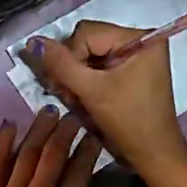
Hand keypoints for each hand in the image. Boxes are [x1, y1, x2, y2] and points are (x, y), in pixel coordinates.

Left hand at [0, 106, 102, 186]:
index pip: (78, 176)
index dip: (88, 152)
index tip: (94, 133)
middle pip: (53, 157)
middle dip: (65, 131)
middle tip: (73, 113)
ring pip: (26, 156)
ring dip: (38, 130)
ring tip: (48, 110)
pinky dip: (2, 144)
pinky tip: (9, 125)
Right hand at [25, 20, 186, 176]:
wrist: (153, 154)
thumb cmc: (127, 122)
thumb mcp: (91, 91)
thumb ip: (61, 65)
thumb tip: (33, 41)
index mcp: (139, 37)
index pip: (86, 33)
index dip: (70, 58)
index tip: (68, 88)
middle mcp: (140, 40)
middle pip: (88, 41)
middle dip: (73, 67)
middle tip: (68, 95)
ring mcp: (136, 56)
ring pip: (90, 55)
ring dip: (77, 77)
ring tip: (76, 99)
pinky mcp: (132, 71)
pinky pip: (100, 66)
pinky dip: (87, 81)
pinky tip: (84, 98)